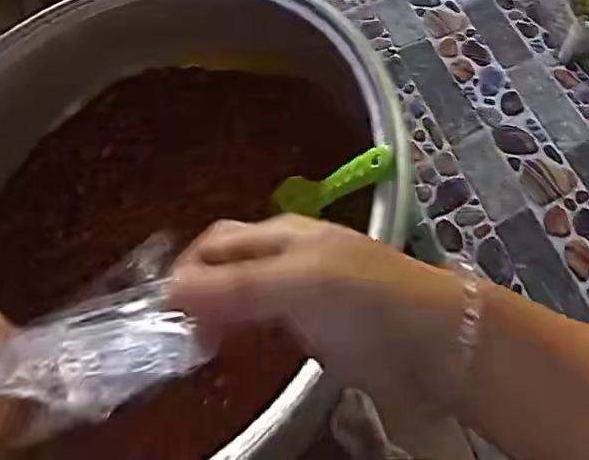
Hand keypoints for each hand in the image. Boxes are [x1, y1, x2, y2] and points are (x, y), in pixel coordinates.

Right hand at [167, 215, 467, 405]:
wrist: (431, 339)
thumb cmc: (370, 299)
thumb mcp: (303, 283)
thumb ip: (242, 284)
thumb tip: (172, 288)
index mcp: (283, 234)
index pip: (218, 242)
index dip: (186, 270)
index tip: (157, 314)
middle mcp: (286, 256)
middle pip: (226, 264)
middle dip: (195, 291)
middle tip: (168, 337)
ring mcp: (298, 291)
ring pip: (239, 294)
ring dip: (212, 314)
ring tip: (190, 349)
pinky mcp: (309, 326)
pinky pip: (259, 322)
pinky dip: (235, 333)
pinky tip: (225, 354)